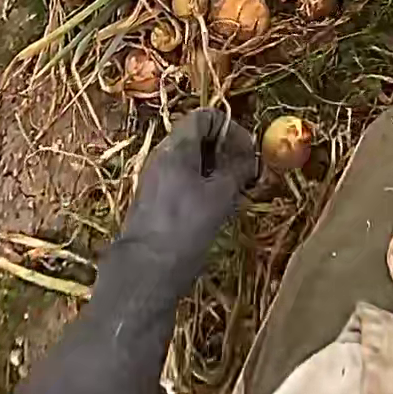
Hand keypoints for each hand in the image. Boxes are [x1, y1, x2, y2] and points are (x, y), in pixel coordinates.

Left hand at [15, 111, 257, 393]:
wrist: (143, 277)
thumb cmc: (184, 228)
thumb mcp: (219, 196)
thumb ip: (236, 170)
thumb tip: (249, 157)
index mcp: (175, 147)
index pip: (204, 116)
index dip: (230, 127)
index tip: (247, 151)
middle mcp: (161, 157)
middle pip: (197, 138)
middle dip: (225, 150)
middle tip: (246, 172)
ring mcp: (155, 181)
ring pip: (191, 162)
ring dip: (216, 171)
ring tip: (235, 192)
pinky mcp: (153, 204)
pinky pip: (183, 182)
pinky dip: (202, 187)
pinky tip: (216, 210)